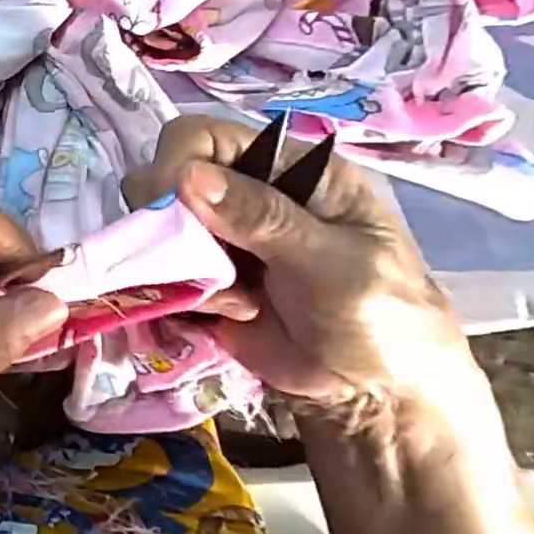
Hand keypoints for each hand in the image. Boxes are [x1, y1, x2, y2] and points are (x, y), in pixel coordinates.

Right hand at [120, 115, 483, 418]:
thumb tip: (185, 176)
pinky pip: (155, 271)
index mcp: (288, 171)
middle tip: (203, 262)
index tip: (172, 207)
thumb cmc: (382, 321)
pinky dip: (171, 293)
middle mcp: (244, 195)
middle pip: (163, 179)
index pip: (202, 137)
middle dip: (171, 223)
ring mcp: (216, 237)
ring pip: (151, 228)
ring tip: (226, 297)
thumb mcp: (333, 264)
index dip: (176, 162)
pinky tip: (215, 315)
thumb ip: (262, 218)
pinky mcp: (196, 276)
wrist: (373, 397)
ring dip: (175, 265)